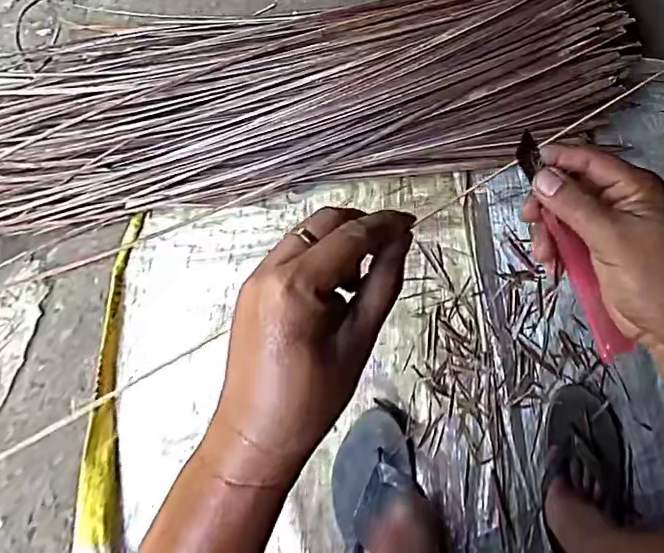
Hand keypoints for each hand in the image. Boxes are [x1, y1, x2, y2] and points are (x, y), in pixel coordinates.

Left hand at [204, 206, 412, 488]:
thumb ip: (384, 280)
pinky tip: (337, 287)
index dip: (385, 224)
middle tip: (392, 243)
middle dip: (362, 224)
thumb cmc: (310, 400)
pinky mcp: (253, 289)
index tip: (410, 223)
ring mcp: (257, 279)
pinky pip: (294, 253)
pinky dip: (321, 254)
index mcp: (296, 285)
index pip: (350, 234)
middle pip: (325, 221)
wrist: (253, 441)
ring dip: (341, 239)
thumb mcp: (360, 337)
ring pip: (309, 233)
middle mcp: (270, 271)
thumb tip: (402, 239)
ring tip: (363, 275)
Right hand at [520, 145, 663, 367]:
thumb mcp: (611, 237)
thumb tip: (543, 177)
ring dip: (549, 230)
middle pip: (573, 186)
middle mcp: (620, 200)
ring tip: (545, 253)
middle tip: (530, 217)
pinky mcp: (599, 248)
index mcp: (633, 187)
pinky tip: (552, 264)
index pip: (591, 160)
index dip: (560, 159)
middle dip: (549, 202)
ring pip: (565, 213)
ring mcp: (609, 225)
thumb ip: (575, 205)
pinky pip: (568, 237)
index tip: (531, 163)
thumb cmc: (653, 279)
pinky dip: (556, 247)